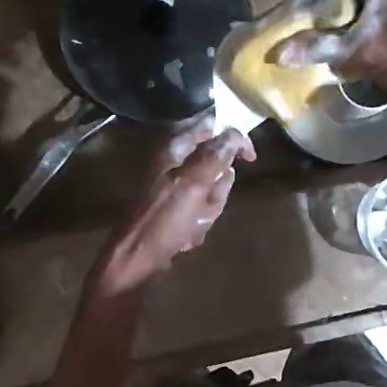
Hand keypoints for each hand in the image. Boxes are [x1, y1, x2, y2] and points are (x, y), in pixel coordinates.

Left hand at [97, 117, 254, 291]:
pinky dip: (199, 223)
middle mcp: (174, 162)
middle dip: (218, 188)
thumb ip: (215, 156)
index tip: (251, 157)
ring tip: (194, 224)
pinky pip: (201, 210)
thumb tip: (234, 133)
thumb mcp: (193, 184)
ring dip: (209, 209)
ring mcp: (174, 186)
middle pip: (216, 164)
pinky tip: (186, 237)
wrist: (136, 259)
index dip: (233, 138)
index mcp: (175, 149)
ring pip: (212, 190)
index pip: (211, 127)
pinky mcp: (175, 209)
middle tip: (208, 204)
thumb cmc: (163, 220)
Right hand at [276, 0, 386, 114]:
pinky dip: (344, 28)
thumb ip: (318, 47)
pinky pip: (361, 14)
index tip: (293, 12)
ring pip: (349, 1)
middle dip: (315, 6)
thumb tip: (279, 52)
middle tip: (295, 27)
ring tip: (309, 39)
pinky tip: (333, 47)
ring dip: (328, 20)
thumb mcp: (359, 53)